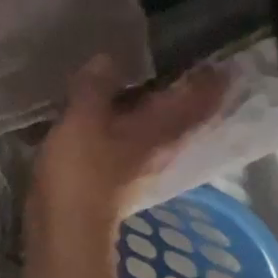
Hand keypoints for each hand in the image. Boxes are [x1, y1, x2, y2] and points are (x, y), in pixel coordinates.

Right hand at [28, 57, 228, 240]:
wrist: (67, 225)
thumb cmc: (80, 171)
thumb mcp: (82, 121)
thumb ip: (94, 88)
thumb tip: (106, 57)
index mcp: (163, 127)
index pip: (204, 95)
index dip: (210, 74)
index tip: (203, 52)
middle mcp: (164, 144)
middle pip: (186, 111)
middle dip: (183, 87)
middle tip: (165, 59)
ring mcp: (144, 162)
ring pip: (159, 126)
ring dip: (153, 105)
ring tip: (133, 83)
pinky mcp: (122, 174)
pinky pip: (135, 139)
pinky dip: (129, 123)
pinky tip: (108, 116)